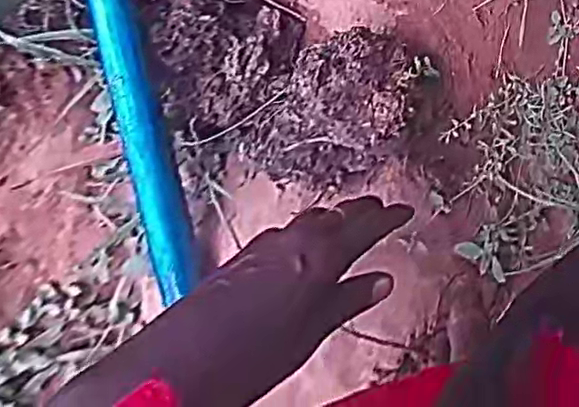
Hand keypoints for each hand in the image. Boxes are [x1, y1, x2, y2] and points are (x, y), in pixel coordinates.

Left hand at [51, 198, 415, 406]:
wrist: (172, 368)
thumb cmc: (251, 357)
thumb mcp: (310, 334)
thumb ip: (347, 301)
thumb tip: (384, 280)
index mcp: (323, 254)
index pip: (367, 225)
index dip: (390, 217)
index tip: (406, 210)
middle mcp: (298, 238)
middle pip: (340, 213)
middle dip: (364, 211)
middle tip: (381, 212)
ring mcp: (268, 243)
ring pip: (314, 218)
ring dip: (334, 218)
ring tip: (346, 225)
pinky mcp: (244, 255)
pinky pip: (289, 231)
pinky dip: (306, 231)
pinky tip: (302, 247)